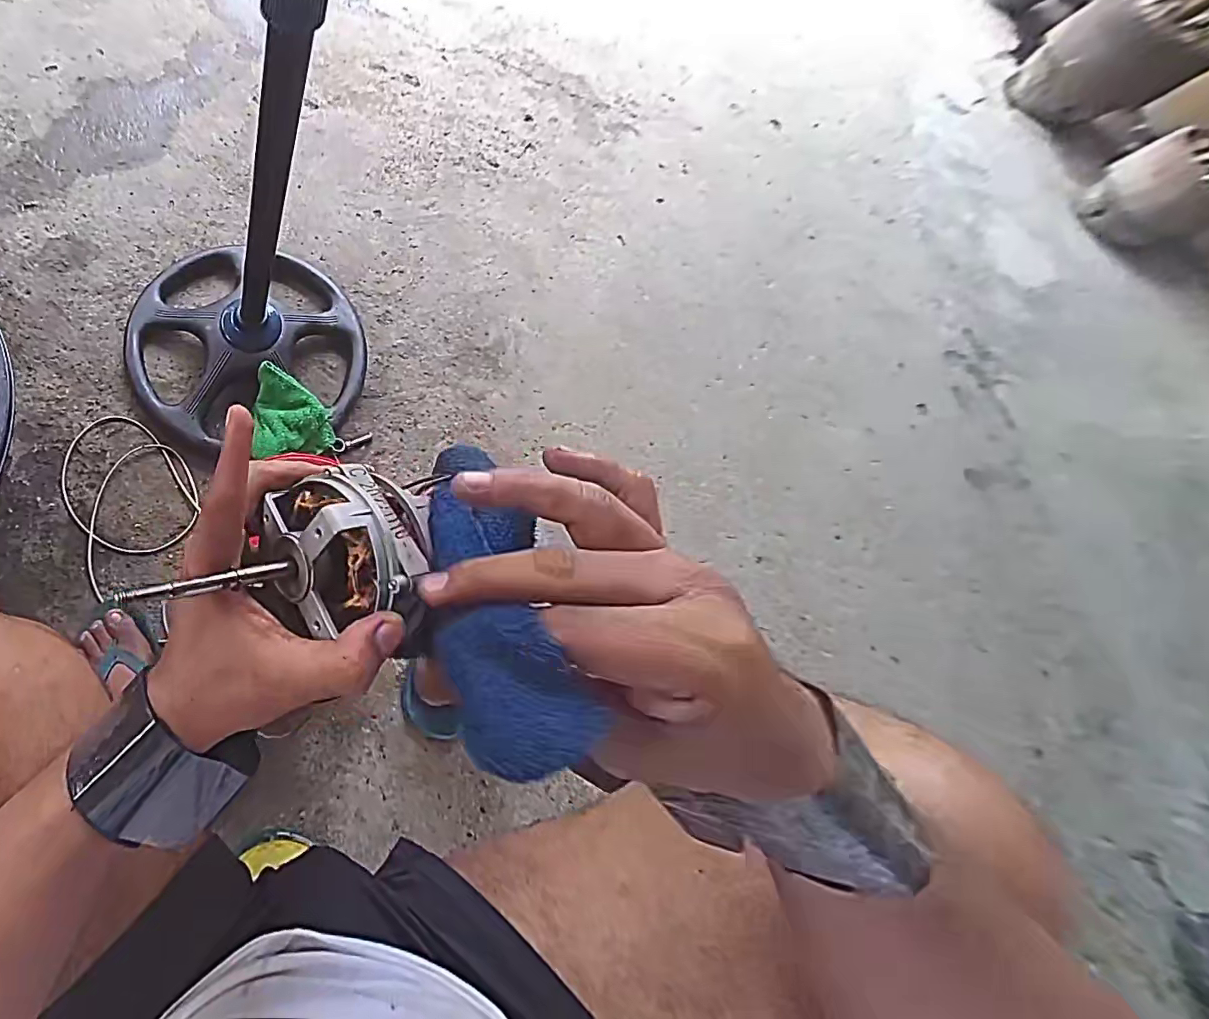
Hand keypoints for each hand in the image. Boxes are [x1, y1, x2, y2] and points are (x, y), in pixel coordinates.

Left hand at [146, 407, 404, 751]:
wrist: (184, 713)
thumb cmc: (217, 693)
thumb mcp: (287, 681)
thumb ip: (344, 663)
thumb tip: (391, 627)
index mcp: (209, 566)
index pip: (222, 499)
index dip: (234, 455)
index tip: (241, 416)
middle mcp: (211, 552)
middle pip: (241, 488)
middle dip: (283, 470)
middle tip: (329, 473)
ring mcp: (221, 559)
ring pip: (250, 503)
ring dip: (285, 487)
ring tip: (329, 489)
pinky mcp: (235, 571)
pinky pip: (260, 526)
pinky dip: (287, 513)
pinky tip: (317, 524)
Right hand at [416, 449, 836, 801]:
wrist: (775, 733)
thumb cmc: (707, 752)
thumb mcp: (621, 751)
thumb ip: (537, 704)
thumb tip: (447, 679)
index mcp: (692, 649)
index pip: (573, 630)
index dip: (505, 635)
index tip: (448, 644)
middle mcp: (688, 587)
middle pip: (569, 569)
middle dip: (491, 578)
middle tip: (433, 588)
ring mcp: (681, 558)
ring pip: (594, 511)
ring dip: (524, 494)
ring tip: (468, 487)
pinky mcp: (671, 547)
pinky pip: (632, 496)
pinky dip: (592, 470)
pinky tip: (555, 455)